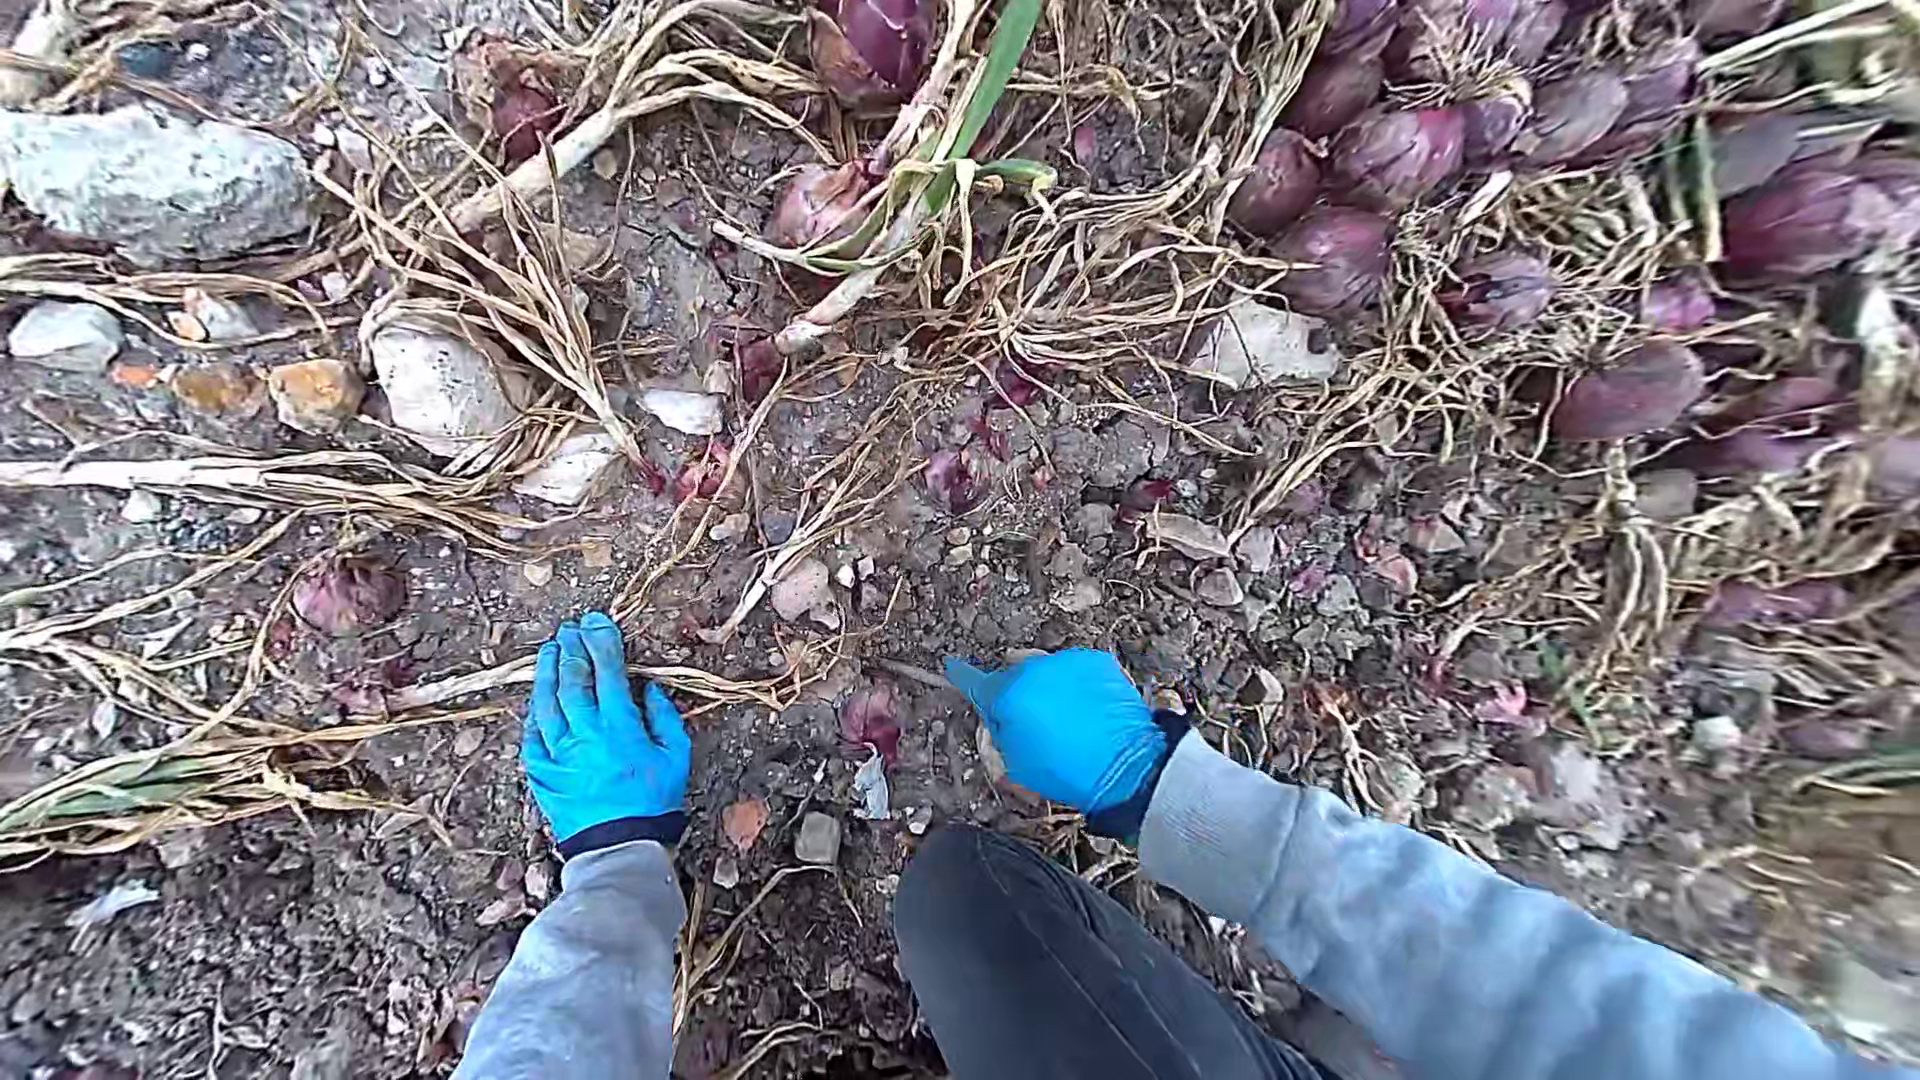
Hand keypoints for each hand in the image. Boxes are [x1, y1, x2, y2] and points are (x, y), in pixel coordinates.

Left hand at [524, 611, 690, 849]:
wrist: (619, 845)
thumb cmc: (654, 798)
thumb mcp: (676, 753)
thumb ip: (663, 716)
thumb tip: (650, 688)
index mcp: (619, 724)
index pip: (608, 672)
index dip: (602, 642)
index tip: (597, 622)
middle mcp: (584, 732)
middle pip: (573, 680)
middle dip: (572, 648)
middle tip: (571, 627)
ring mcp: (558, 752)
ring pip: (547, 702)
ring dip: (547, 672)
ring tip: (548, 648)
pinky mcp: (541, 772)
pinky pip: (532, 734)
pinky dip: (534, 711)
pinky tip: (536, 696)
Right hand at [943, 649, 1165, 815]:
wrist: (1126, 764)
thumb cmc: (1067, 771)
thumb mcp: (1016, 764)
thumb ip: (999, 733)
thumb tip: (997, 716)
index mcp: (1008, 696)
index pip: (975, 681)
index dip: (961, 675)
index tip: (953, 667)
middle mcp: (1032, 670)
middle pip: (1011, 673)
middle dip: (1014, 690)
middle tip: (1028, 718)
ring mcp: (1064, 662)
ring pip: (1041, 667)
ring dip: (1043, 684)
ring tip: (1061, 714)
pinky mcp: (1092, 660)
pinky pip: (1071, 667)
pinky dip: (1071, 682)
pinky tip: (1082, 707)